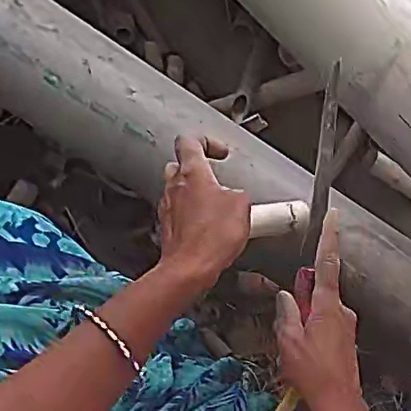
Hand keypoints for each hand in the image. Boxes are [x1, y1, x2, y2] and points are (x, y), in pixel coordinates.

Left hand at [157, 135, 250, 289]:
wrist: (190, 268)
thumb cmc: (211, 238)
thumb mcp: (242, 207)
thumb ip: (240, 194)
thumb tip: (240, 196)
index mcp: (192, 173)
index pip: (190, 141)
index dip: (207, 142)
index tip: (220, 153)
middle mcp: (175, 187)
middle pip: (180, 165)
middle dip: (198, 170)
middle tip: (216, 180)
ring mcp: (168, 207)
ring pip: (178, 190)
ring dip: (195, 194)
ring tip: (215, 207)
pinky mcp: (168, 227)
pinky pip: (179, 213)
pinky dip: (191, 215)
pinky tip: (207, 227)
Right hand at [274, 211, 364, 410]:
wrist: (339, 402)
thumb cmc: (314, 374)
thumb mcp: (289, 341)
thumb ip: (286, 313)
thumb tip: (286, 296)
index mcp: (328, 306)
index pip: (327, 264)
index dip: (328, 238)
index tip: (333, 217)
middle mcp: (342, 312)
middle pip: (319, 290)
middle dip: (302, 298)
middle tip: (290, 321)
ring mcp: (346, 326)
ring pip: (320, 309)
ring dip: (305, 318)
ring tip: (295, 345)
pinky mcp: (346, 339)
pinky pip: (326, 324)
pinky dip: (312, 329)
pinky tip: (304, 352)